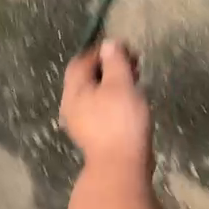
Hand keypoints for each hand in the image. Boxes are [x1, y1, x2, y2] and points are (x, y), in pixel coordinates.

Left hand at [60, 40, 151, 171]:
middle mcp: (73, 105)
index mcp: (75, 92)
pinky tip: (131, 101)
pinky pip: (102, 107)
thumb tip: (109, 44)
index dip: (100, 52)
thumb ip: (115, 63)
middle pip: (87, 78)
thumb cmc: (121, 121)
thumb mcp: (121, 86)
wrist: (121, 164)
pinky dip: (115, 98)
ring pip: (95, 93)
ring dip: (113, 82)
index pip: (81, 62)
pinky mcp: (95, 134)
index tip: (124, 48)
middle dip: (109, 66)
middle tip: (133, 63)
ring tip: (135, 80)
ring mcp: (82, 122)